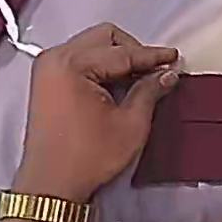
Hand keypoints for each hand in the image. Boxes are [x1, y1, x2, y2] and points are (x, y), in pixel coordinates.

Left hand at [14, 23, 178, 202]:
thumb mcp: (131, 124)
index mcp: (72, 65)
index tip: (175, 59)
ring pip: (92, 45)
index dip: (153, 56)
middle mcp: (55, 58)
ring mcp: (47, 68)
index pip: (122, 52)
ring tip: (139, 80)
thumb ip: (150, 91)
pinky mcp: (47, 80)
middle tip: (155, 72)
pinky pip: (80, 59)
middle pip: (104, 37)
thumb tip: (168, 74)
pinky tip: (118, 85)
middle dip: (133, 51)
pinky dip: (102, 66)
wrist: (52, 183)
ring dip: (117, 58)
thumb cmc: (90, 157)